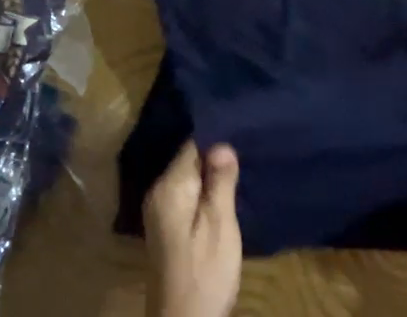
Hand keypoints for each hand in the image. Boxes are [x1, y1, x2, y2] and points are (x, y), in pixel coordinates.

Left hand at [143, 141, 241, 316]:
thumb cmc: (206, 274)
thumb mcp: (220, 226)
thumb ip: (220, 183)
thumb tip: (223, 142)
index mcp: (170, 188)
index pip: (193, 144)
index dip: (219, 138)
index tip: (245, 132)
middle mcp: (157, 192)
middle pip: (189, 158)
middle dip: (216, 154)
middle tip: (249, 149)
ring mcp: (158, 209)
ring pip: (188, 175)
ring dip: (211, 173)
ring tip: (240, 168)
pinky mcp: (164, 224)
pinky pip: (185, 192)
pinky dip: (203, 190)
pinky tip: (223, 193)